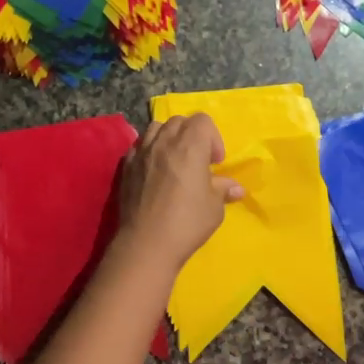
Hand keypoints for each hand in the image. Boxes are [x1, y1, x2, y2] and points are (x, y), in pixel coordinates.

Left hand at [115, 115, 243, 272]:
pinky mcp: (126, 165)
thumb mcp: (214, 207)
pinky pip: (139, 145)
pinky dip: (149, 150)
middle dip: (191, 135)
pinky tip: (154, 171)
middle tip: (197, 161)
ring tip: (174, 161)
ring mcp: (142, 151)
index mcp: (190, 145)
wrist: (146, 243)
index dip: (213, 138)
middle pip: (179, 121)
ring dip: (168, 138)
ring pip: (156, 128)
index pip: (203, 120)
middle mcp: (164, 141)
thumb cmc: (187, 222)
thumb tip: (236, 188)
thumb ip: (223, 190)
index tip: (215, 162)